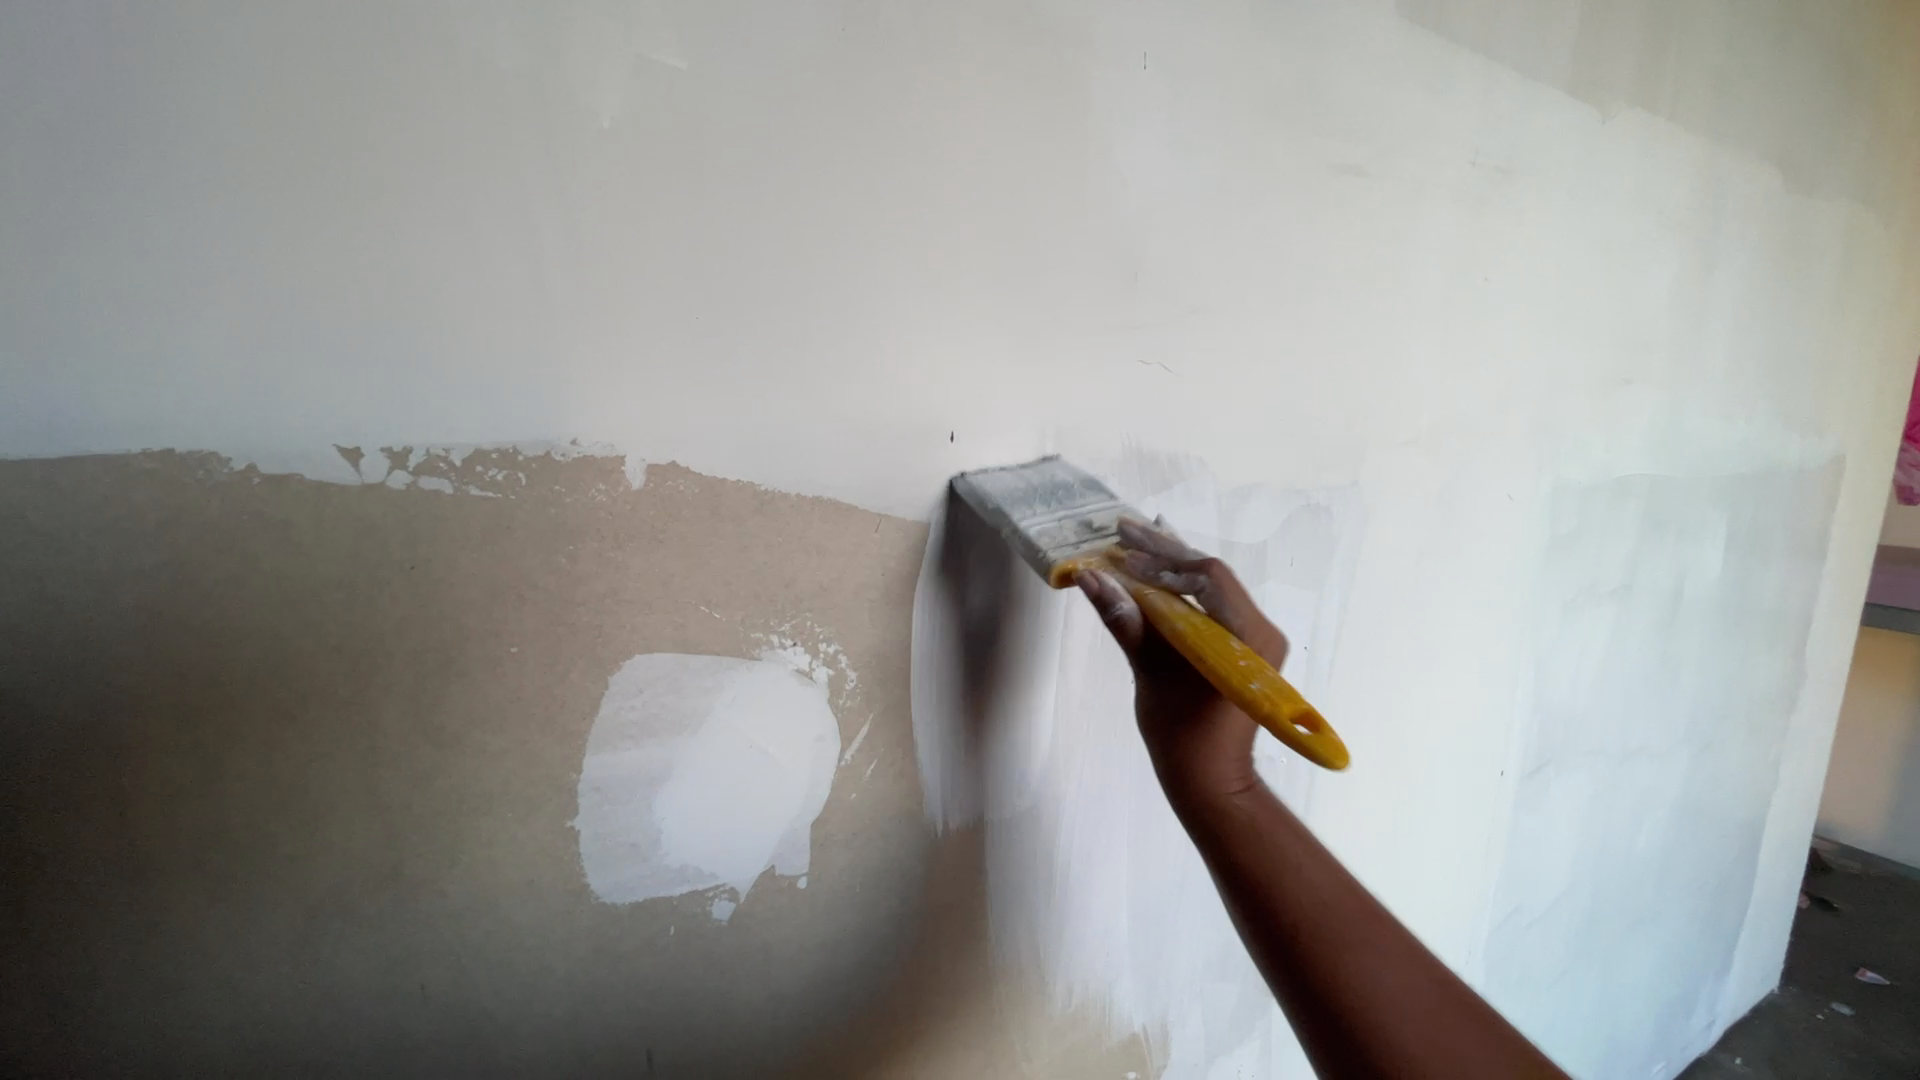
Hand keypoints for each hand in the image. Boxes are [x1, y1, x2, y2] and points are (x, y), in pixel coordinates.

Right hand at [1074, 518, 1289, 807]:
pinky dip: (1178, 587)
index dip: (1163, 559)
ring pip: (1208, 586)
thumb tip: (1090, 577)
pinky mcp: (1238, 645)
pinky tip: (1155, 567)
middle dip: (1163, 553)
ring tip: (1131, 542)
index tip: (1122, 550)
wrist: (1209, 780)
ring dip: (1168, 566)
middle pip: (1210, 575)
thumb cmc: (1182, 735)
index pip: (1209, 577)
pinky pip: (1208, 604)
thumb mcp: (1150, 675)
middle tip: (1122, 530)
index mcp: (1249, 636)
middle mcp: (1259, 628)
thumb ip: (1125, 621)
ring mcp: (1251, 636)